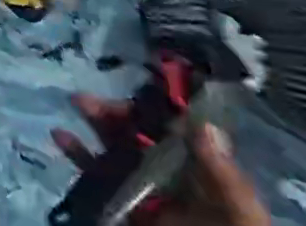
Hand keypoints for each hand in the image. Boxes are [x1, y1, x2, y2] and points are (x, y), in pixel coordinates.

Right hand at [54, 98, 270, 225]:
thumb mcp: (243, 217)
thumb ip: (225, 176)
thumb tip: (203, 123)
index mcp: (203, 174)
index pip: (175, 129)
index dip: (154, 107)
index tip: (134, 93)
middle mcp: (173, 179)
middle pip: (139, 136)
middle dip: (115, 114)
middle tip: (88, 100)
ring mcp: (147, 196)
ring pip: (117, 152)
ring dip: (94, 127)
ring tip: (74, 105)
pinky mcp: (126, 213)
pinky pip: (100, 181)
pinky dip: (80, 158)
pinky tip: (61, 138)